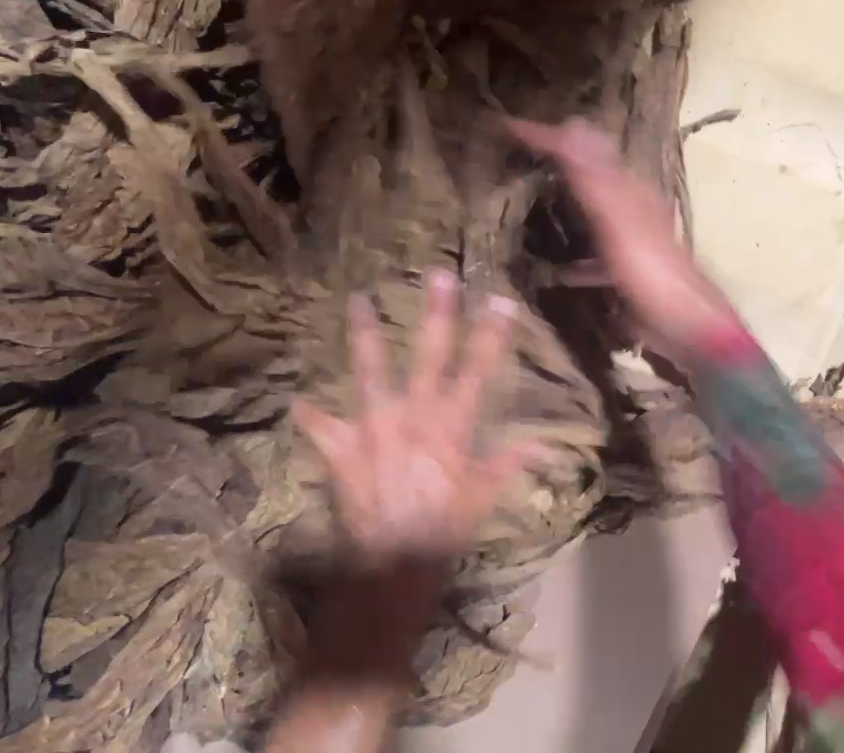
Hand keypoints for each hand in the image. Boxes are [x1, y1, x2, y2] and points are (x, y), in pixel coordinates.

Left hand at [293, 271, 531, 560]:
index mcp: (454, 427)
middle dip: (437, 315)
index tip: (500, 300)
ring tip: (358, 301)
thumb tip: (543, 447)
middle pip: (431, 357)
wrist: (391, 569)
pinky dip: (312, 417)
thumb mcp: (484, 499)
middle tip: (439, 274)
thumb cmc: (445, 532)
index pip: (479, 371)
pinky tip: (301, 400)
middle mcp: (416, 418)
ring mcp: (376, 432)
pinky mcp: (343, 453)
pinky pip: (322, 429)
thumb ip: (507, 465)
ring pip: (372, 374)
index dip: (491, 335)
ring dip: (366, 337)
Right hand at [507, 118, 744, 358]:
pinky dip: (565, 257)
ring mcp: (624, 241)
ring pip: (585, 214)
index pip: (583, 149)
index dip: (547, 135)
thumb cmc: (653, 274)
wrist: (686, 328)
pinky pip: (586, 257)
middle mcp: (628, 208)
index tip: (508, 125)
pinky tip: (544, 269)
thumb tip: (573, 125)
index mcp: (629, 190)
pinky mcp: (620, 273)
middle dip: (553, 165)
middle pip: (586, 176)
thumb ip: (596, 178)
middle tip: (512, 158)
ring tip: (520, 206)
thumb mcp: (620, 221)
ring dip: (559, 207)